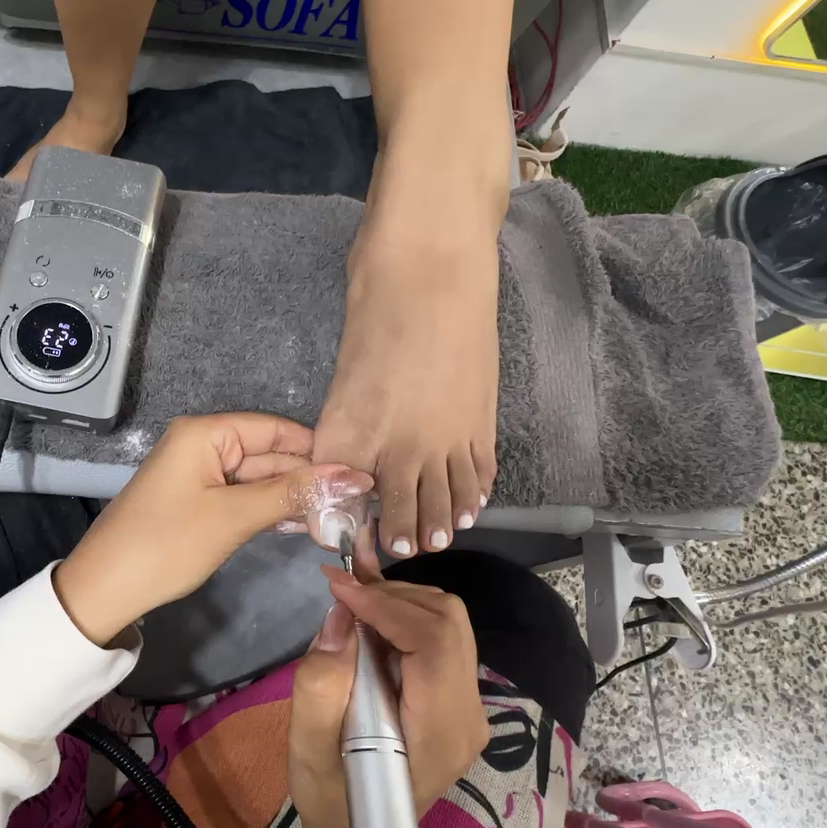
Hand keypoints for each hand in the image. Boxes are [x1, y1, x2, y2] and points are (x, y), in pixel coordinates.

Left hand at [54, 414, 373, 644]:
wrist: (107, 587)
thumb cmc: (168, 542)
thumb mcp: (234, 516)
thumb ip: (292, 493)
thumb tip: (352, 476)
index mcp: (206, 433)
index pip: (275, 429)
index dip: (317, 451)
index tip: (360, 475)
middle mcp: (204, 444)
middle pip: (269, 453)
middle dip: (309, 478)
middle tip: (358, 505)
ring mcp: (200, 474)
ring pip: (259, 478)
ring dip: (293, 497)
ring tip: (340, 518)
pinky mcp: (199, 501)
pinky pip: (243, 496)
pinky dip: (270, 508)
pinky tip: (304, 524)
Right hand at [288, 570, 488, 822]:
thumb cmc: (330, 796)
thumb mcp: (308, 749)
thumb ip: (321, 685)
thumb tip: (341, 616)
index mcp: (441, 731)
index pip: (433, 641)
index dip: (386, 604)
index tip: (337, 585)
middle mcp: (468, 713)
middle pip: (448, 621)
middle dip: (392, 595)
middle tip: (341, 591)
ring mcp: (468, 704)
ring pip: (447, 621)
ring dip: (397, 601)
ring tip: (350, 602)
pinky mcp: (454, 695)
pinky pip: (439, 635)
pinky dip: (403, 614)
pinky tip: (367, 615)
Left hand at [315, 135, 502, 558]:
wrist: (433, 270)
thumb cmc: (374, 311)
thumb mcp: (343, 373)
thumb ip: (344, 423)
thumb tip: (343, 457)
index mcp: (358, 437)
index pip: (350, 496)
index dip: (349, 523)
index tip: (349, 546)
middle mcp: (405, 448)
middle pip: (402, 505)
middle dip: (398, 533)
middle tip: (398, 557)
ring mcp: (450, 437)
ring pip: (444, 496)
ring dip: (437, 521)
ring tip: (435, 542)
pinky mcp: (483, 420)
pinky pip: (480, 471)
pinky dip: (473, 492)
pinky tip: (472, 504)